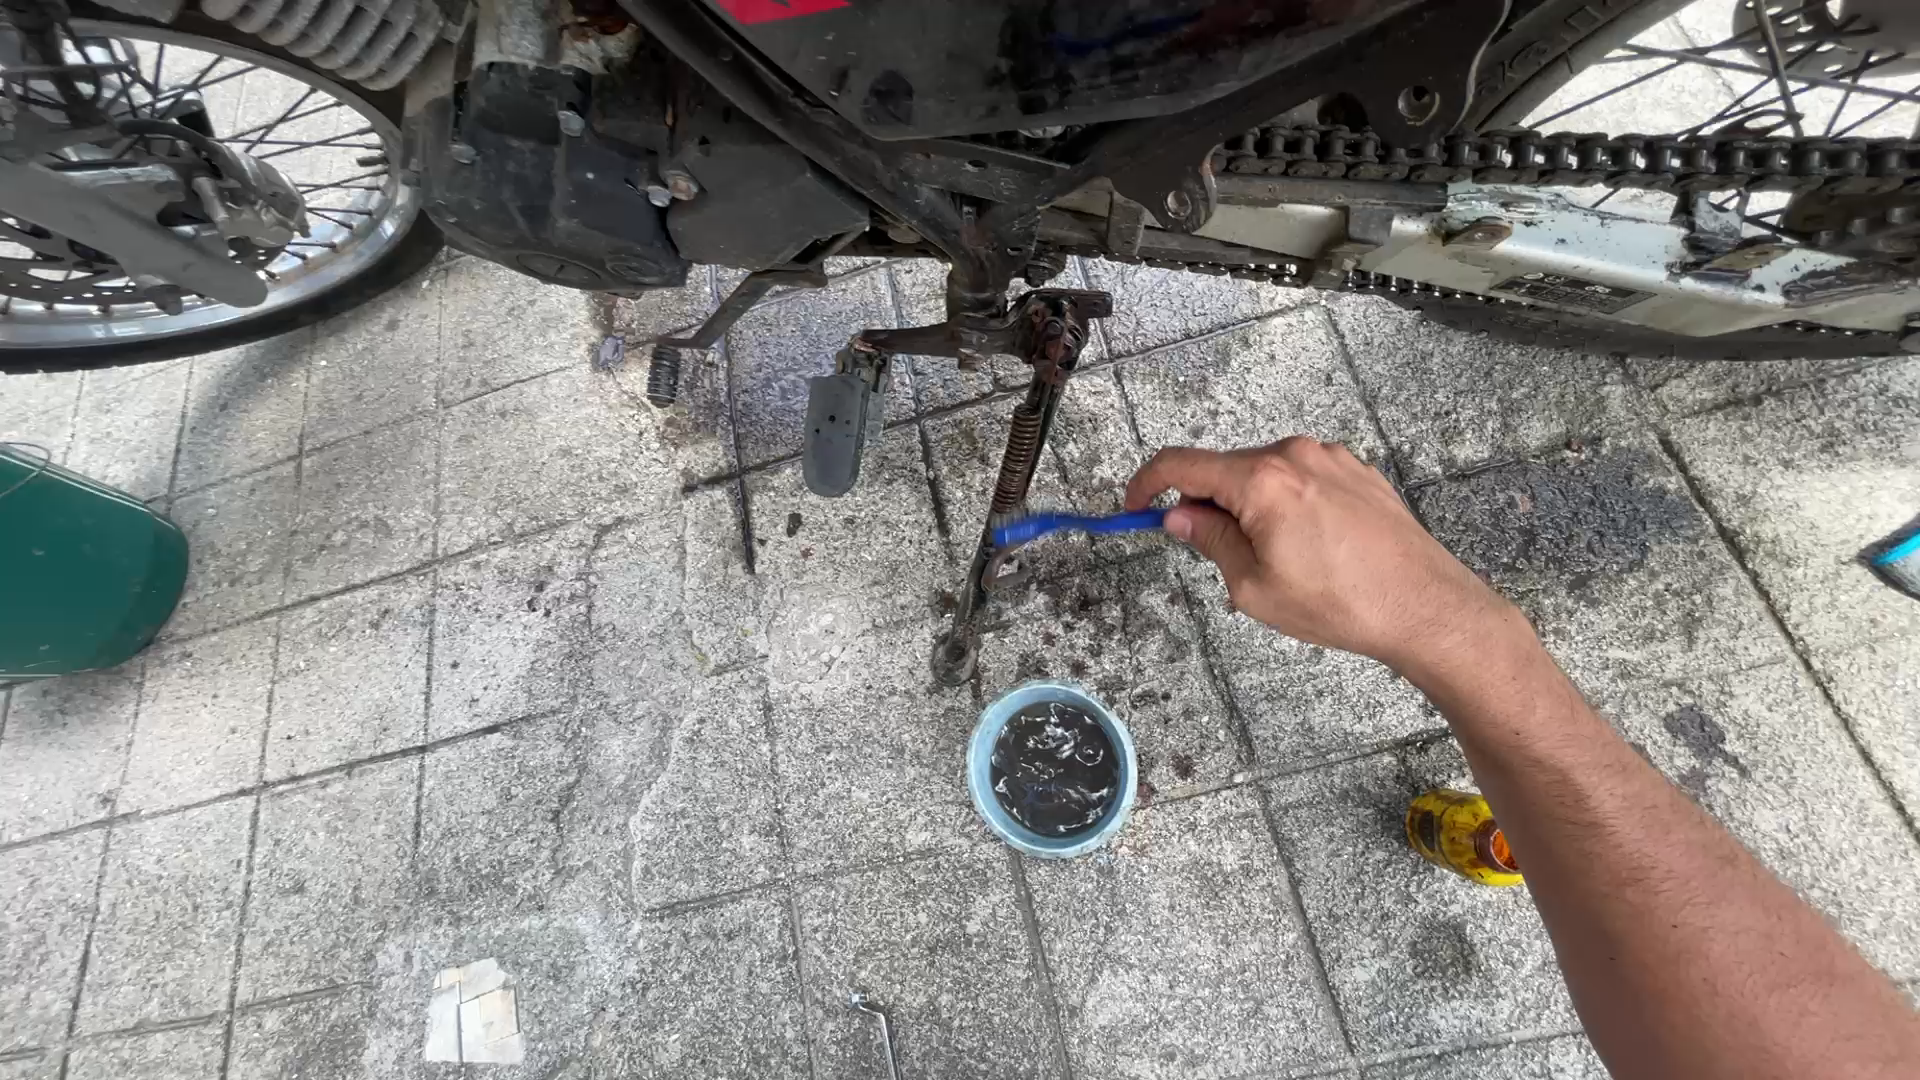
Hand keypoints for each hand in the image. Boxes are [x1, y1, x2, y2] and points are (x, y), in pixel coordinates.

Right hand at [1126, 439, 1522, 673]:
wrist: (1428, 609)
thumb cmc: (1337, 604)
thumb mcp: (1252, 586)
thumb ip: (1209, 540)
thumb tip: (1179, 515)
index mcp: (1262, 480)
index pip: (1181, 464)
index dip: (1146, 483)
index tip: (1135, 508)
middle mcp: (1294, 454)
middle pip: (1222, 468)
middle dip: (1202, 504)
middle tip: (1209, 551)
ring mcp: (1330, 458)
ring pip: (1259, 474)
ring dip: (1243, 505)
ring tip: (1268, 557)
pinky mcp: (1355, 470)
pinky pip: (1296, 477)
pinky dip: (1278, 502)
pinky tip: (1304, 544)